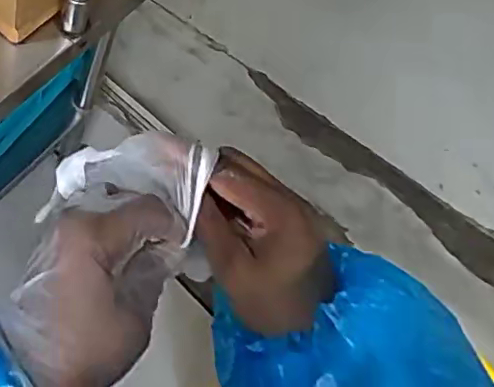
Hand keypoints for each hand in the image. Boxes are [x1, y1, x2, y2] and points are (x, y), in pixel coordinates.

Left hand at [0, 195, 184, 386]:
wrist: (27, 371)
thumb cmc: (79, 351)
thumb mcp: (132, 320)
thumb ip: (153, 273)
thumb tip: (163, 250)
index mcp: (91, 232)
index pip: (145, 207)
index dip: (171, 221)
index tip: (183, 238)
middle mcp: (72, 219)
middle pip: (124, 198)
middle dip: (150, 217)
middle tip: (169, 238)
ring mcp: (59, 227)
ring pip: (107, 206)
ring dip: (129, 221)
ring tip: (149, 243)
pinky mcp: (52, 240)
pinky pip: (90, 220)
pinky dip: (110, 229)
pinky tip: (124, 249)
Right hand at [193, 148, 335, 336]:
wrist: (318, 331)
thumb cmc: (273, 306)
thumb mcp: (233, 273)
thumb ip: (210, 227)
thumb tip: (190, 190)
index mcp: (279, 209)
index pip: (230, 173)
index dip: (199, 174)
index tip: (175, 181)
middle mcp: (289, 194)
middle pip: (240, 164)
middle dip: (209, 172)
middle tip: (187, 193)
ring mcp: (293, 199)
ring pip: (248, 171)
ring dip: (223, 181)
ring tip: (201, 204)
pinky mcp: (293, 208)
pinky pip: (257, 185)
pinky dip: (236, 191)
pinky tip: (222, 212)